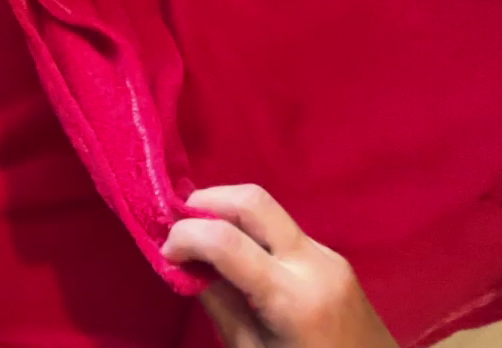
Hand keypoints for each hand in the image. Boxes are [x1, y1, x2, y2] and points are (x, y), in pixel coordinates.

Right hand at [162, 185, 397, 347]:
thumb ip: (217, 302)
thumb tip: (187, 263)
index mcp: (294, 299)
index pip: (223, 239)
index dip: (184, 237)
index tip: (167, 253)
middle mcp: (314, 264)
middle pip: (251, 200)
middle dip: (205, 202)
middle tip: (181, 226)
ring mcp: (329, 257)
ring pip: (266, 208)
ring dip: (227, 212)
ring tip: (205, 239)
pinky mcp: (333, 259)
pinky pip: (281, 228)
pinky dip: (249, 229)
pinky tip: (239, 256)